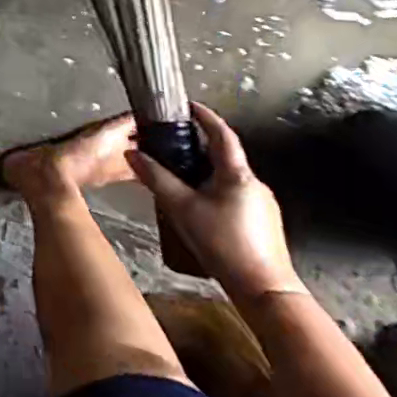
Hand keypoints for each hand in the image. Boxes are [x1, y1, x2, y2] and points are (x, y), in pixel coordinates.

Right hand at [127, 103, 304, 301]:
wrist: (264, 290)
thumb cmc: (223, 243)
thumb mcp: (182, 208)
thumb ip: (156, 178)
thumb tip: (132, 153)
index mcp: (238, 174)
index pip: (222, 135)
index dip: (205, 117)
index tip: (189, 105)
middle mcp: (255, 184)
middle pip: (224, 156)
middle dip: (198, 147)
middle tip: (172, 143)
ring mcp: (262, 204)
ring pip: (227, 178)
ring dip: (204, 171)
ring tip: (177, 175)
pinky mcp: (262, 223)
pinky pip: (233, 195)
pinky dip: (213, 189)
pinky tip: (197, 204)